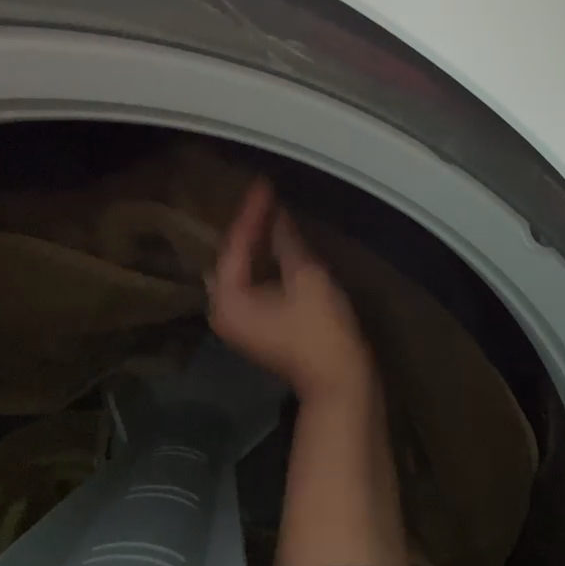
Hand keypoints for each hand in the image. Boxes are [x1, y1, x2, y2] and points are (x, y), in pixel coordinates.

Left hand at [205, 180, 372, 400]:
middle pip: (230, 259)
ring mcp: (240, 324)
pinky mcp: (259, 328)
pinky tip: (278, 248)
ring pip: (240, 274)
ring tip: (270, 216)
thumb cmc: (323, 331)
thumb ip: (288, 242)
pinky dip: (262, 266)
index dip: (252, 213)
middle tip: (264, 199)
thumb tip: (278, 217)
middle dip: (245, 230)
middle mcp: (224, 312)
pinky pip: (252, 287)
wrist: (340, 382)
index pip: (235, 245)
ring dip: (255, 247)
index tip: (264, 183)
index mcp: (229, 300)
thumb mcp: (308, 279)